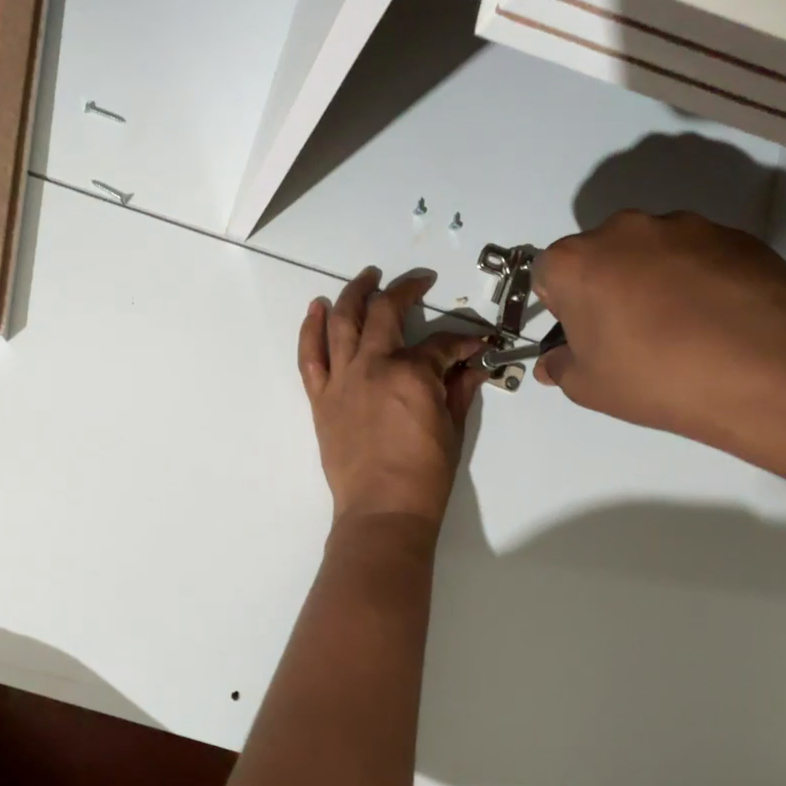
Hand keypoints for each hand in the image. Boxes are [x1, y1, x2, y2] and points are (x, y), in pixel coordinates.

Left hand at [297, 267, 491, 527]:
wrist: (381, 509)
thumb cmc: (424, 475)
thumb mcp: (453, 429)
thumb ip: (459, 389)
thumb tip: (473, 365)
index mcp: (411, 373)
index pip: (441, 343)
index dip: (462, 338)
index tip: (475, 341)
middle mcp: (372, 365)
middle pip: (385, 313)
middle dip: (405, 290)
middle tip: (418, 281)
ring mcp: (341, 378)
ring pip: (342, 322)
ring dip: (354, 293)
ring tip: (367, 276)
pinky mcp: (320, 397)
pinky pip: (310, 355)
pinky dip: (311, 328)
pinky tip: (317, 307)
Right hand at [533, 209, 785, 444]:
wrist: (768, 371)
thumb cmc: (656, 377)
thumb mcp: (588, 387)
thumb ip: (561, 366)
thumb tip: (556, 361)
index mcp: (575, 262)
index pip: (549, 274)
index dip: (564, 306)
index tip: (587, 334)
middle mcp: (623, 230)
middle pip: (601, 254)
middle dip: (609, 285)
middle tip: (633, 332)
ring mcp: (683, 227)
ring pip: (653, 251)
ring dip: (656, 278)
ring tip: (685, 326)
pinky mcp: (734, 235)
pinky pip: (700, 255)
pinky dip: (701, 278)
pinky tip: (719, 319)